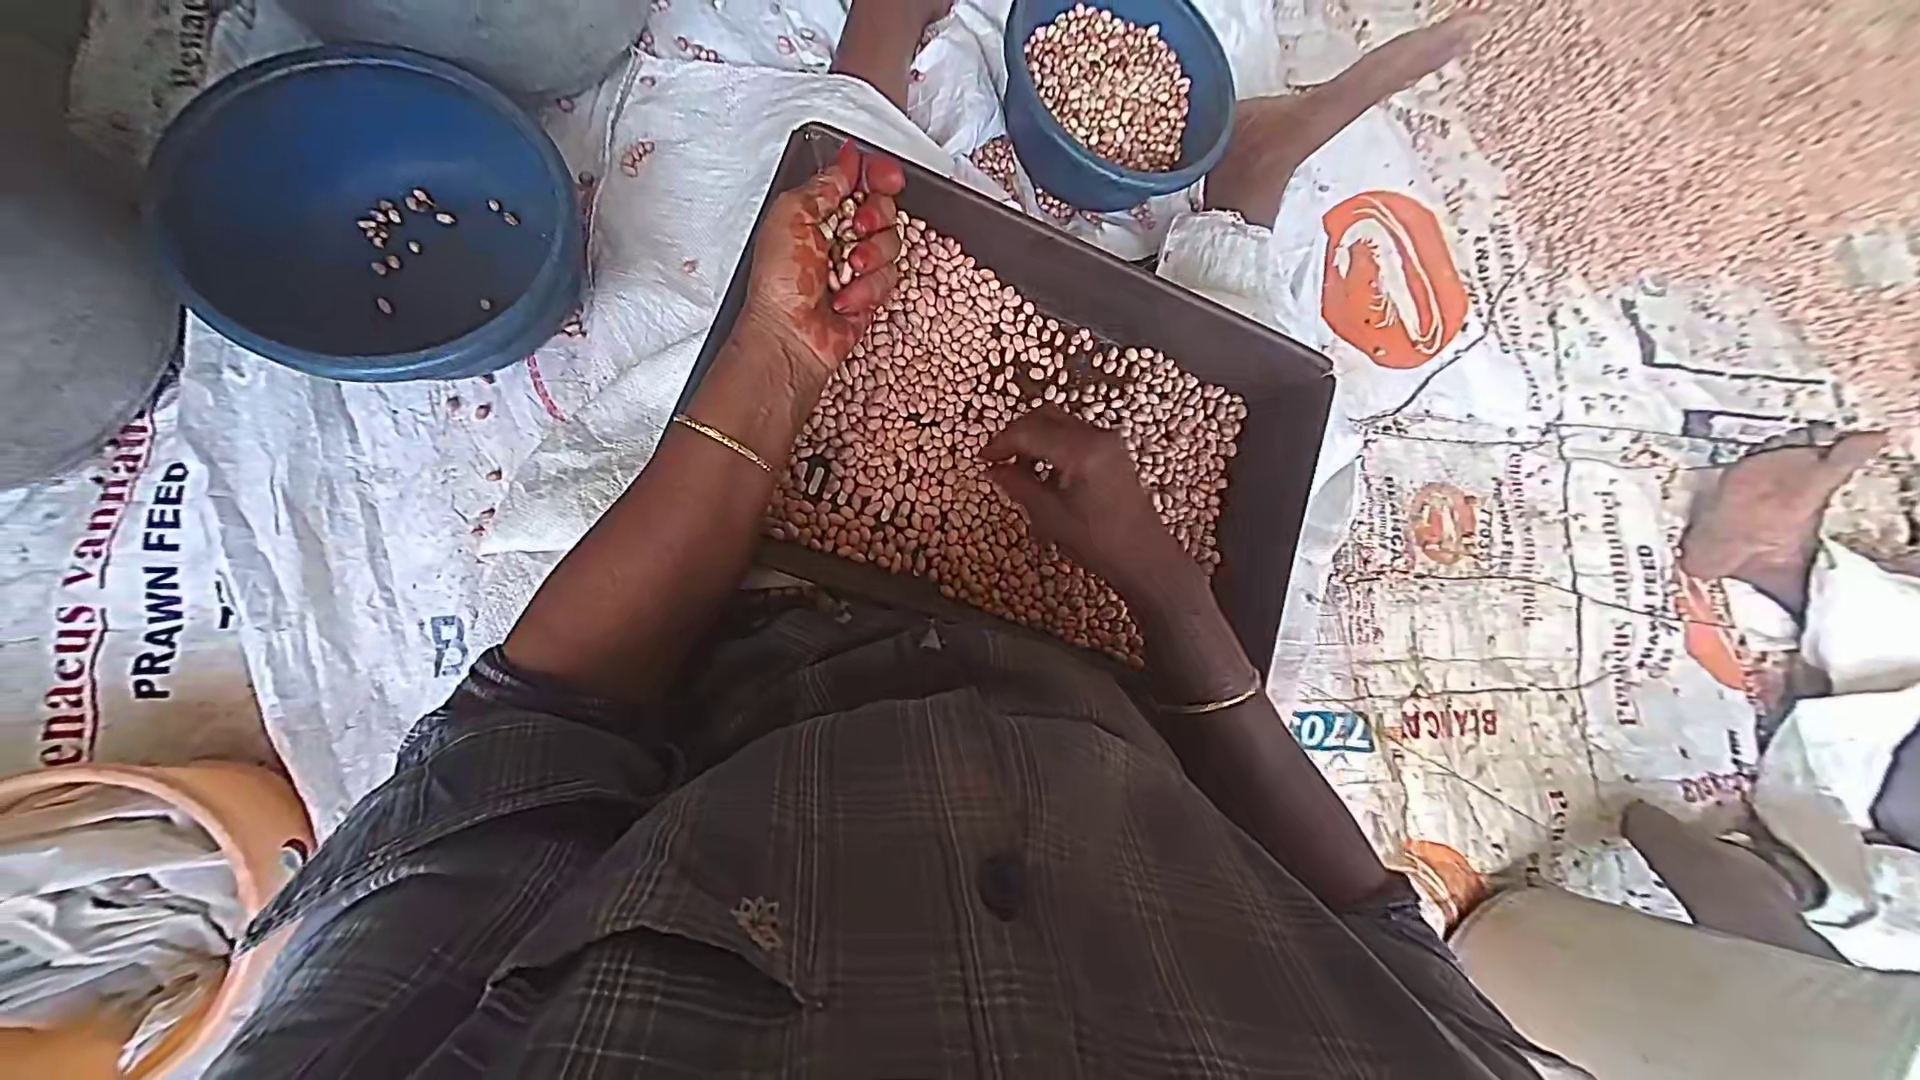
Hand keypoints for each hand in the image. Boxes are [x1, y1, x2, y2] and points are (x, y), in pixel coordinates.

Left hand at [739, 141, 905, 380]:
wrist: (790, 334)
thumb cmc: (780, 284)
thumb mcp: (791, 214)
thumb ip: (823, 184)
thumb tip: (846, 160)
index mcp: (821, 211)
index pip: (859, 180)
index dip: (877, 174)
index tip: (887, 177)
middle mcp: (843, 237)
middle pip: (884, 209)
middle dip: (875, 217)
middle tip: (857, 228)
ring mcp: (859, 266)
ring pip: (892, 244)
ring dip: (872, 256)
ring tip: (848, 269)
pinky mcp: (871, 293)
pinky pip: (889, 279)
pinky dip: (867, 289)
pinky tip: (844, 299)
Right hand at [982, 407, 1201, 602]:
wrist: (1144, 557)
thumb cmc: (1097, 542)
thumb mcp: (1050, 515)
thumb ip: (1018, 485)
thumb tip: (992, 470)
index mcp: (1080, 451)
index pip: (1029, 431)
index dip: (1001, 443)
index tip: (983, 459)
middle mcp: (1096, 436)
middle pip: (1045, 416)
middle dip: (1016, 434)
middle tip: (997, 459)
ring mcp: (1108, 441)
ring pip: (1060, 423)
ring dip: (1034, 438)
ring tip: (1017, 469)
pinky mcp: (1112, 451)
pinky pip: (1074, 435)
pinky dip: (1052, 445)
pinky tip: (1042, 472)